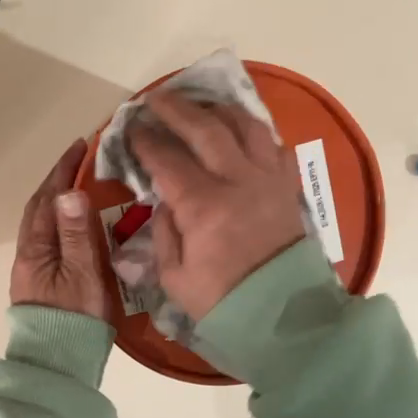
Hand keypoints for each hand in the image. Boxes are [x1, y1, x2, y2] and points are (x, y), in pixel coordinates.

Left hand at [11, 138, 109, 322]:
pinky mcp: (42, 287)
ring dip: (59, 203)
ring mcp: (33, 274)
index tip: (81, 145)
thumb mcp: (81, 275)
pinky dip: (62, 226)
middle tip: (82, 161)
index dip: (63, 170)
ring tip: (82, 188)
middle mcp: (28, 258)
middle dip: (58, 182)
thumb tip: (68, 191)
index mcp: (35, 251)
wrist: (57, 366)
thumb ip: (75, 234)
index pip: (47, 200)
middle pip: (40, 210)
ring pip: (43, 227)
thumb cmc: (73, 320)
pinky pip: (50, 243)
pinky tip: (78, 228)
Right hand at [130, 89, 304, 319]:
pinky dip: (254, 131)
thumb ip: (164, 234)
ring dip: (219, 110)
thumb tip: (164, 202)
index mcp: (203, 206)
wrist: (281, 319)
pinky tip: (242, 131)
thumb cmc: (222, 303)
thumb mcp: (174, 279)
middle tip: (156, 98)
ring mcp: (267, 181)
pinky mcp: (287, 189)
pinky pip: (273, 146)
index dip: (145, 141)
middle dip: (176, 109)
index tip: (130, 128)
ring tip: (201, 105)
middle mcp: (237, 181)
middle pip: (205, 129)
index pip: (167, 159)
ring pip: (246, 126)